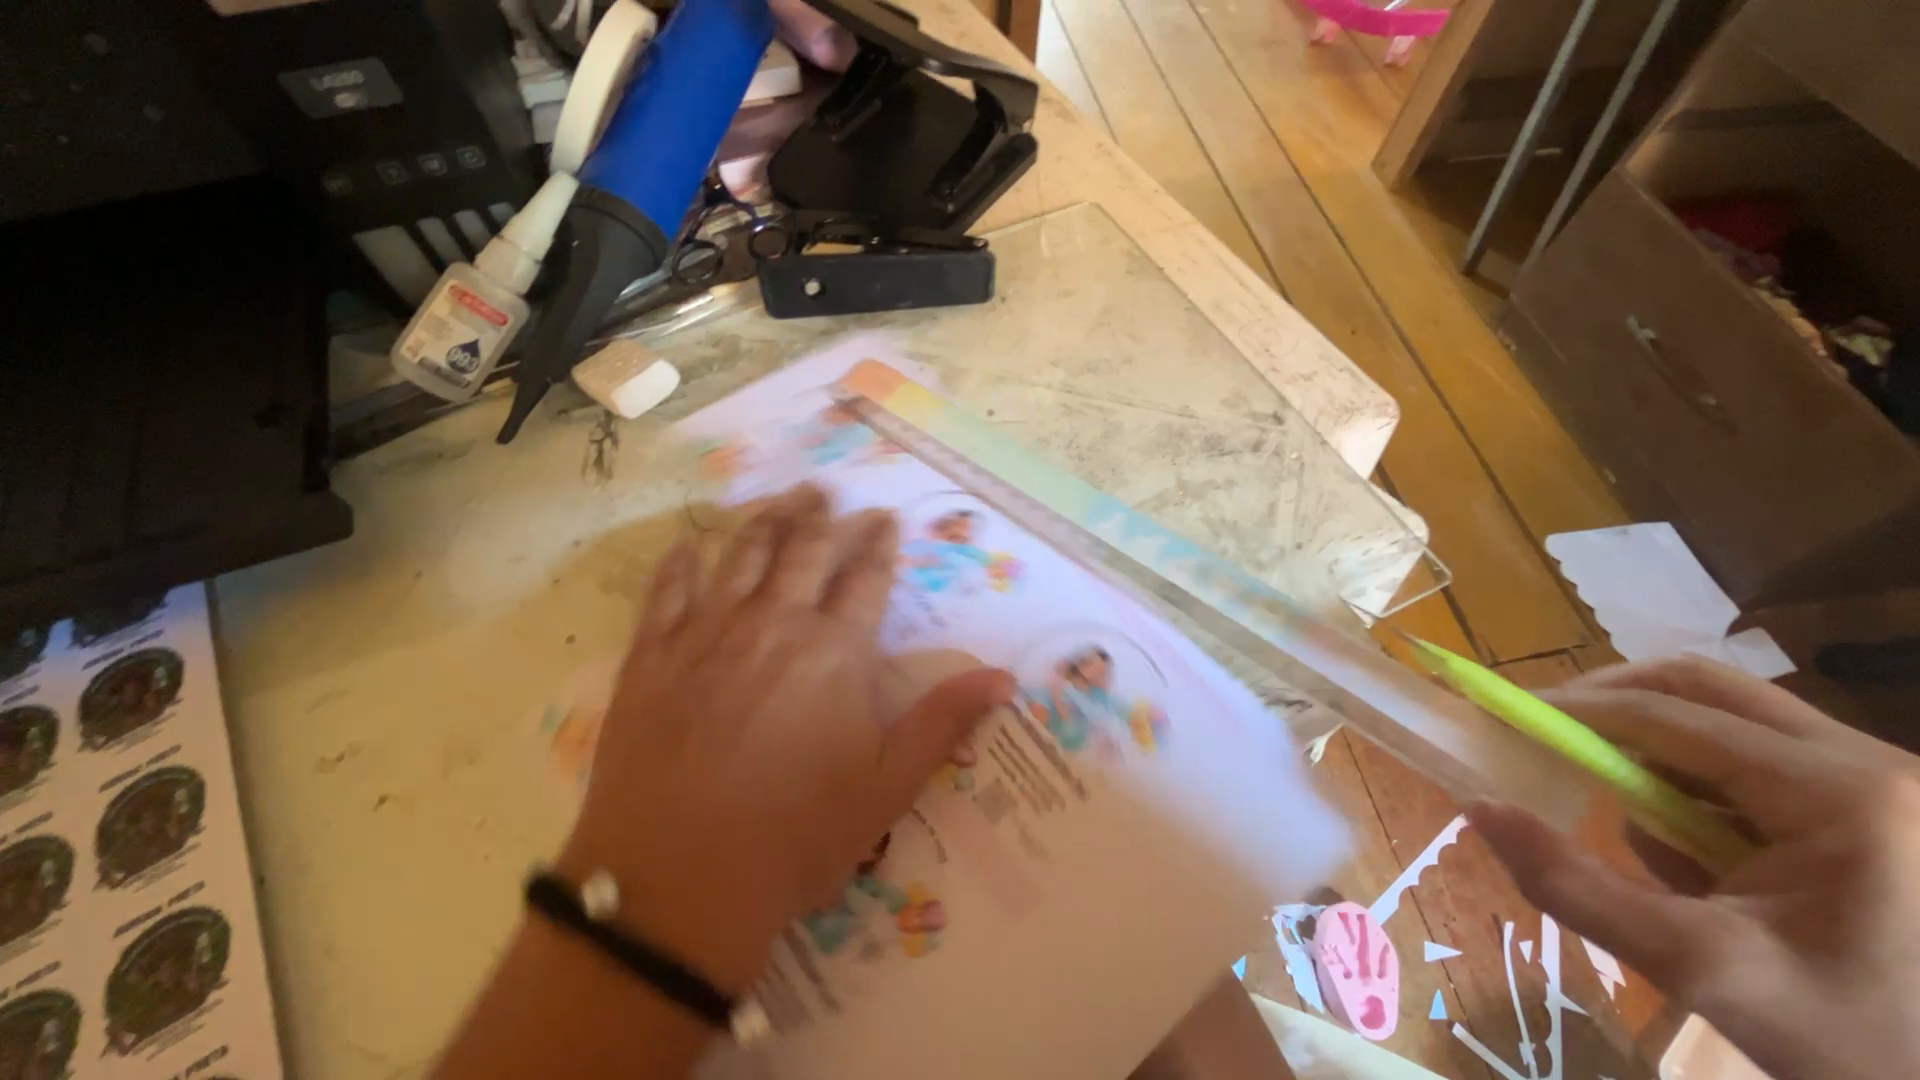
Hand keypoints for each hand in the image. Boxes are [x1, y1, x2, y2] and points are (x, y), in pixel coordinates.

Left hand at [559, 485, 1013, 993]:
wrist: (680, 881)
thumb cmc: (797, 836)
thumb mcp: (887, 786)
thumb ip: (944, 722)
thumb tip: (1005, 676)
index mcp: (833, 651)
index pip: (865, 579)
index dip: (878, 546)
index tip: (886, 522)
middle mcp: (772, 624)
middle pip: (804, 553)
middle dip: (824, 518)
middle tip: (832, 493)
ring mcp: (705, 635)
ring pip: (741, 556)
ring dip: (766, 521)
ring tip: (782, 499)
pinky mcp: (650, 657)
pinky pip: (666, 592)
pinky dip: (680, 562)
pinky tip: (688, 544)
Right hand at [1468, 656, 1919, 1079]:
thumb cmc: (1848, 1036)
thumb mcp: (1697, 966)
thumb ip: (1574, 885)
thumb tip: (1477, 806)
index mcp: (1843, 792)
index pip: (1668, 714)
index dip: (1572, 709)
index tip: (1500, 717)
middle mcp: (1872, 762)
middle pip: (1703, 689)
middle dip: (1610, 707)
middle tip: (1544, 736)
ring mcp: (1882, 782)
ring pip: (1727, 719)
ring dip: (1650, 747)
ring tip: (1614, 807)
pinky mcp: (1877, 807)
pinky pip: (1756, 760)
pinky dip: (1693, 781)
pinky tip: (1687, 848)